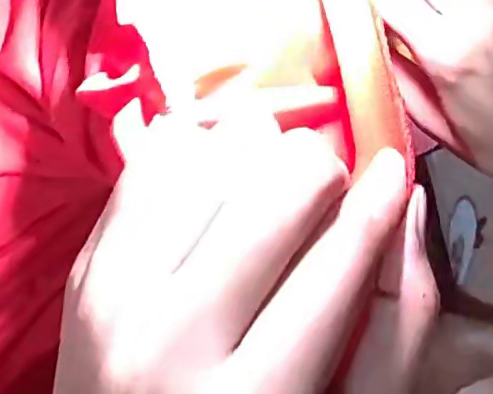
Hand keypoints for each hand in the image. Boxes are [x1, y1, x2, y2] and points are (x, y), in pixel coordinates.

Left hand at [55, 112, 434, 393]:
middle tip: (322, 192)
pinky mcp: (87, 261)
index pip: (333, 265)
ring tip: (266, 185)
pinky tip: (217, 180)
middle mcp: (169, 343)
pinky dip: (202, 150)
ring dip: (259, 153)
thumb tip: (405, 198)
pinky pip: (161, 155)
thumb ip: (397, 321)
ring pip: (218, 152)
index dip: (376, 201)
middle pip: (276, 187)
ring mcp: (114, 295)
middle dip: (317, 172)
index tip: (391, 168)